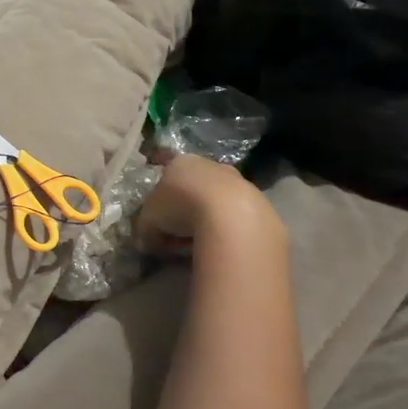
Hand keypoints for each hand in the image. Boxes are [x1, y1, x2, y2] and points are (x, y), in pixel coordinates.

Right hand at [134, 152, 275, 256]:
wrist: (233, 218)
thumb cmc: (181, 209)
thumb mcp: (149, 220)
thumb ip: (146, 228)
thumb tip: (148, 241)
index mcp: (181, 162)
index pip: (165, 177)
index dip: (159, 200)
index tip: (157, 220)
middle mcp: (212, 166)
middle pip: (194, 188)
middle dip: (185, 208)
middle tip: (177, 233)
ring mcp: (240, 182)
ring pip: (218, 202)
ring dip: (208, 220)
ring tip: (200, 244)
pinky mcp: (261, 203)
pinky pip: (238, 217)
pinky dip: (229, 230)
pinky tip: (222, 245)